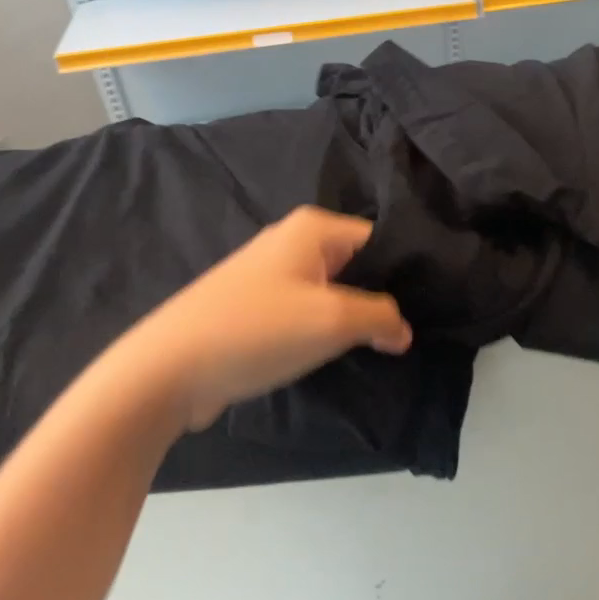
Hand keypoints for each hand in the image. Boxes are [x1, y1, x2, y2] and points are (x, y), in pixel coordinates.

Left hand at [114, 206, 412, 432]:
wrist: (167, 371)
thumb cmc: (257, 331)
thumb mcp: (333, 320)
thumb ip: (382, 317)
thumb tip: (403, 329)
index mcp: (313, 228)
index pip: (378, 239)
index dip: (406, 272)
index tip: (431, 306)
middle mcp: (291, 241)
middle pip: (356, 265)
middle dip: (379, 298)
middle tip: (408, 333)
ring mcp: (268, 276)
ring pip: (330, 292)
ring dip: (350, 320)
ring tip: (379, 349)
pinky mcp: (252, 309)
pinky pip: (303, 313)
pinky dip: (320, 332)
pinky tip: (334, 358)